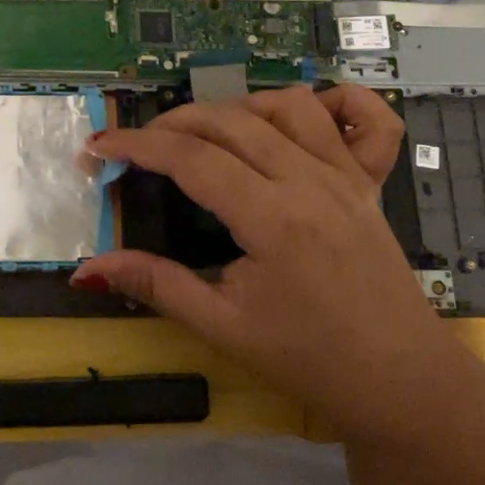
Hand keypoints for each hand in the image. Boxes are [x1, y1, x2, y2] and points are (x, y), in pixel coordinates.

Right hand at [72, 85, 448, 435]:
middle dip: (171, 124)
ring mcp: (348, 176)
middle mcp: (312, 181)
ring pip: (287, 106)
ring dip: (235, 108)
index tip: (96, 148)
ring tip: (202, 136)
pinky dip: (333, 103)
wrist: (399, 381)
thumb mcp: (221, 326)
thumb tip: (85, 271)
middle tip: (133, 148)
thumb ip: (154, 284)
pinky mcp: (372, 183)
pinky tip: (299, 119)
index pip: (191, 158)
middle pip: (230, 122)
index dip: (136, 145)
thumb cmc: (307, 359)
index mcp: (273, 217)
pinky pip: (366, 120)